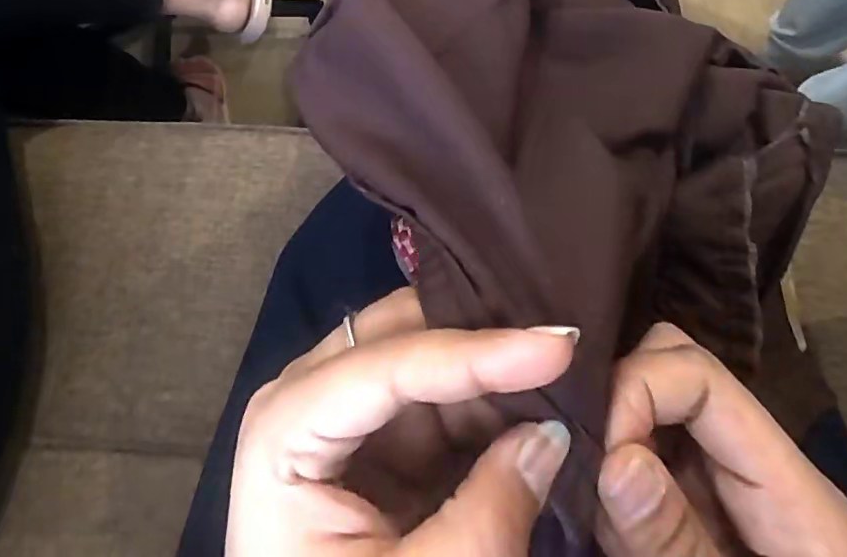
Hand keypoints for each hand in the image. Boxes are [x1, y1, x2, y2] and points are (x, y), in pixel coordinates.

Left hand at [229, 287, 579, 555]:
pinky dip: (485, 392)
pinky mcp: (374, 433)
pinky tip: (528, 389)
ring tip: (557, 360)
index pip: (389, 367)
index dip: (478, 352)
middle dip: (481, 336)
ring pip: (425, 354)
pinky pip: (435, 390)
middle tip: (560, 335)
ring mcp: (342, 410)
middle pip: (402, 337)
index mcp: (286, 431)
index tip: (558, 342)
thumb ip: (491, 510)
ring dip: (490, 362)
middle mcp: (307, 398)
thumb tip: (551, 432)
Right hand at [597, 324, 846, 556]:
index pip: (703, 377)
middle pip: (681, 364)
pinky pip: (651, 447)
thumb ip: (675, 546)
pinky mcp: (707, 506)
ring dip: (611, 425)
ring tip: (585, 489)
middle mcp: (764, 468)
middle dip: (621, 392)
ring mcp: (733, 485)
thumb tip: (614, 457)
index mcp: (796, 495)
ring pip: (658, 399)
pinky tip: (597, 502)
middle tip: (583, 461)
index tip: (597, 454)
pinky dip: (615, 457)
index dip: (639, 390)